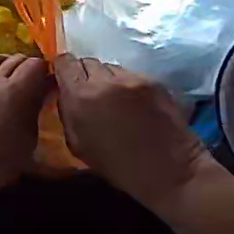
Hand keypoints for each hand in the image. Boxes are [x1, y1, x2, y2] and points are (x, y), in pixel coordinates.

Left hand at [0, 54, 50, 190]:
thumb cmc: (2, 158)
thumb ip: (37, 107)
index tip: (51, 79)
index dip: (46, 69)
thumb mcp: (30, 134)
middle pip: (17, 58)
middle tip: (37, 79)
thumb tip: (44, 90)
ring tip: (17, 76)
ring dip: (10, 62)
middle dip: (30, 65)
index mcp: (15, 90)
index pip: (35, 64)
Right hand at [54, 54, 209, 203]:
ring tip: (116, 100)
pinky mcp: (153, 81)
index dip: (64, 69)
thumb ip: (66, 111)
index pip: (65, 61)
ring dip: (108, 79)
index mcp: (79, 96)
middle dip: (86, 75)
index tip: (67, 80)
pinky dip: (129, 86)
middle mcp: (103, 80)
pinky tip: (135, 104)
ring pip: (110, 67)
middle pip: (88, 61)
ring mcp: (131, 78)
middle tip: (92, 94)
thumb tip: (64, 92)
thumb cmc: (117, 166)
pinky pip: (132, 75)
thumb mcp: (77, 144)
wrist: (168, 171)